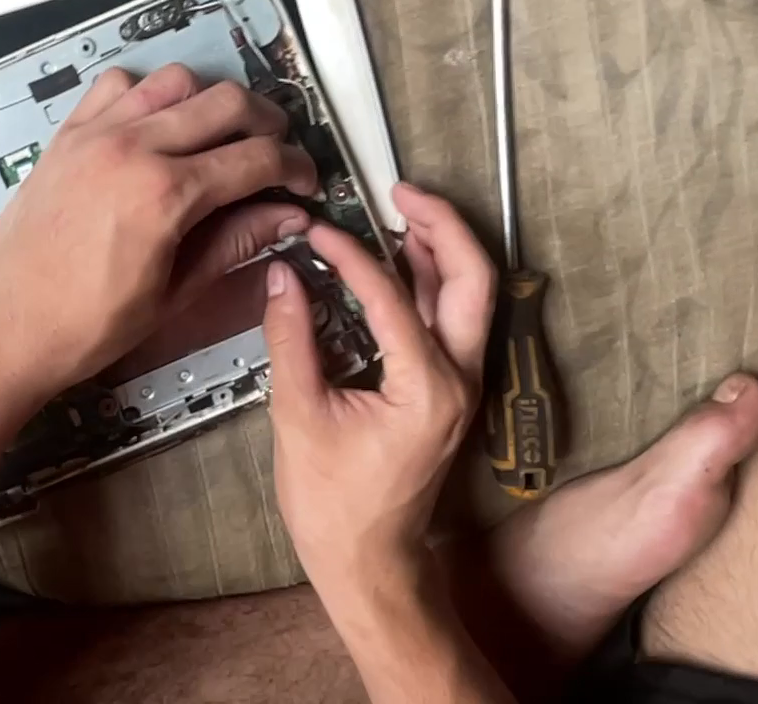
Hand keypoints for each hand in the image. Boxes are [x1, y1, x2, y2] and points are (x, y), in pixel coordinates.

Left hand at [0, 64, 318, 401]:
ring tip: (219, 134)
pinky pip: (118, 84)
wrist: (5, 326)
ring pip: (176, 80)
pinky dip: (148, 92)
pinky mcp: (68, 133)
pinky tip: (155, 124)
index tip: (304, 181)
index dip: (295, 167)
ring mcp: (96, 133)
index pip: (256, 158)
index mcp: (165, 195)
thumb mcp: (174, 294)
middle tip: (275, 152)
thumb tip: (287, 218)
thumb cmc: (86, 325)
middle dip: (268, 122)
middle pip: (227, 101)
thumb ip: (235, 243)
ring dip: (210, 99)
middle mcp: (133, 148)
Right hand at [266, 183, 496, 599]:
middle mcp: (459, 381)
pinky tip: (401, 261)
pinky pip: (450, 317)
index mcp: (427, 389)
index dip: (352, 255)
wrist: (370, 564)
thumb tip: (284, 278)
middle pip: (473, 279)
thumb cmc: (338, 509)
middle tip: (401, 192)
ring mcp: (460, 385)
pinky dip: (430, 279)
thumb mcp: (299, 416)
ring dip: (440, 247)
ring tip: (402, 213)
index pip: (392, 295)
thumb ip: (291, 337)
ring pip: (470, 294)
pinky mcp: (447, 389)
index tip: (319, 232)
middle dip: (441, 225)